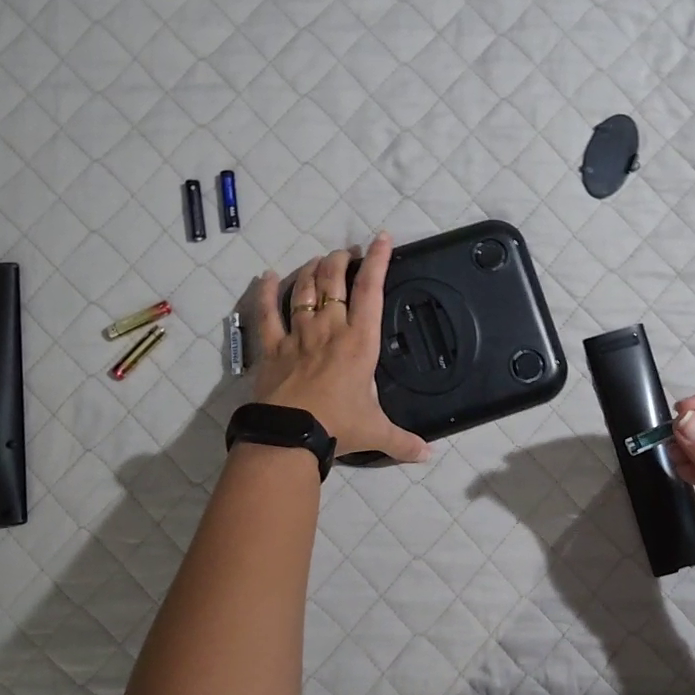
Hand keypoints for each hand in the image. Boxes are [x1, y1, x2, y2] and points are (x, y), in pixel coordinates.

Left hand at [250, 232, 429, 463]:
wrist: (291, 435)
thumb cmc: (339, 426)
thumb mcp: (376, 432)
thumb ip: (403, 441)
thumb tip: (429, 455)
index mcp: (360, 342)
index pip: (371, 291)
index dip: (378, 261)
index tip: (382, 239)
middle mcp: (329, 329)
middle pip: (333, 281)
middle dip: (341, 260)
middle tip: (346, 253)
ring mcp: (298, 335)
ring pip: (304, 290)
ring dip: (312, 271)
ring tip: (318, 261)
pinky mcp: (272, 347)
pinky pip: (267, 312)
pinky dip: (266, 292)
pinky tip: (267, 276)